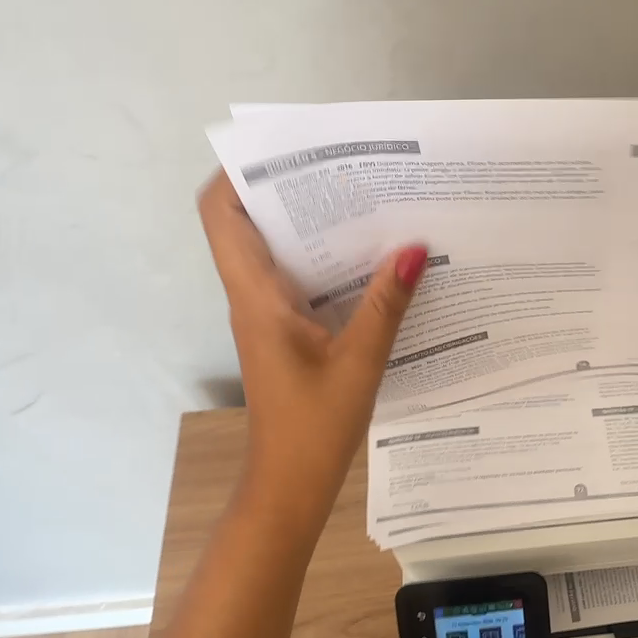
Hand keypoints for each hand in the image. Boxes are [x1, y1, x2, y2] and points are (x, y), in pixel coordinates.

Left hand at [198, 172, 425, 507]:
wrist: (290, 484)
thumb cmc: (314, 427)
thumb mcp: (359, 363)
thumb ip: (385, 304)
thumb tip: (415, 249)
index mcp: (256, 296)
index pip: (221, 212)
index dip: (241, 173)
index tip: (292, 154)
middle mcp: (253, 298)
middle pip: (251, 224)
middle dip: (295, 194)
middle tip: (352, 177)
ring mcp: (267, 317)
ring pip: (278, 254)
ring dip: (315, 231)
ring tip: (370, 212)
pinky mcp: (285, 335)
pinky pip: (300, 284)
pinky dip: (329, 267)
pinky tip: (374, 269)